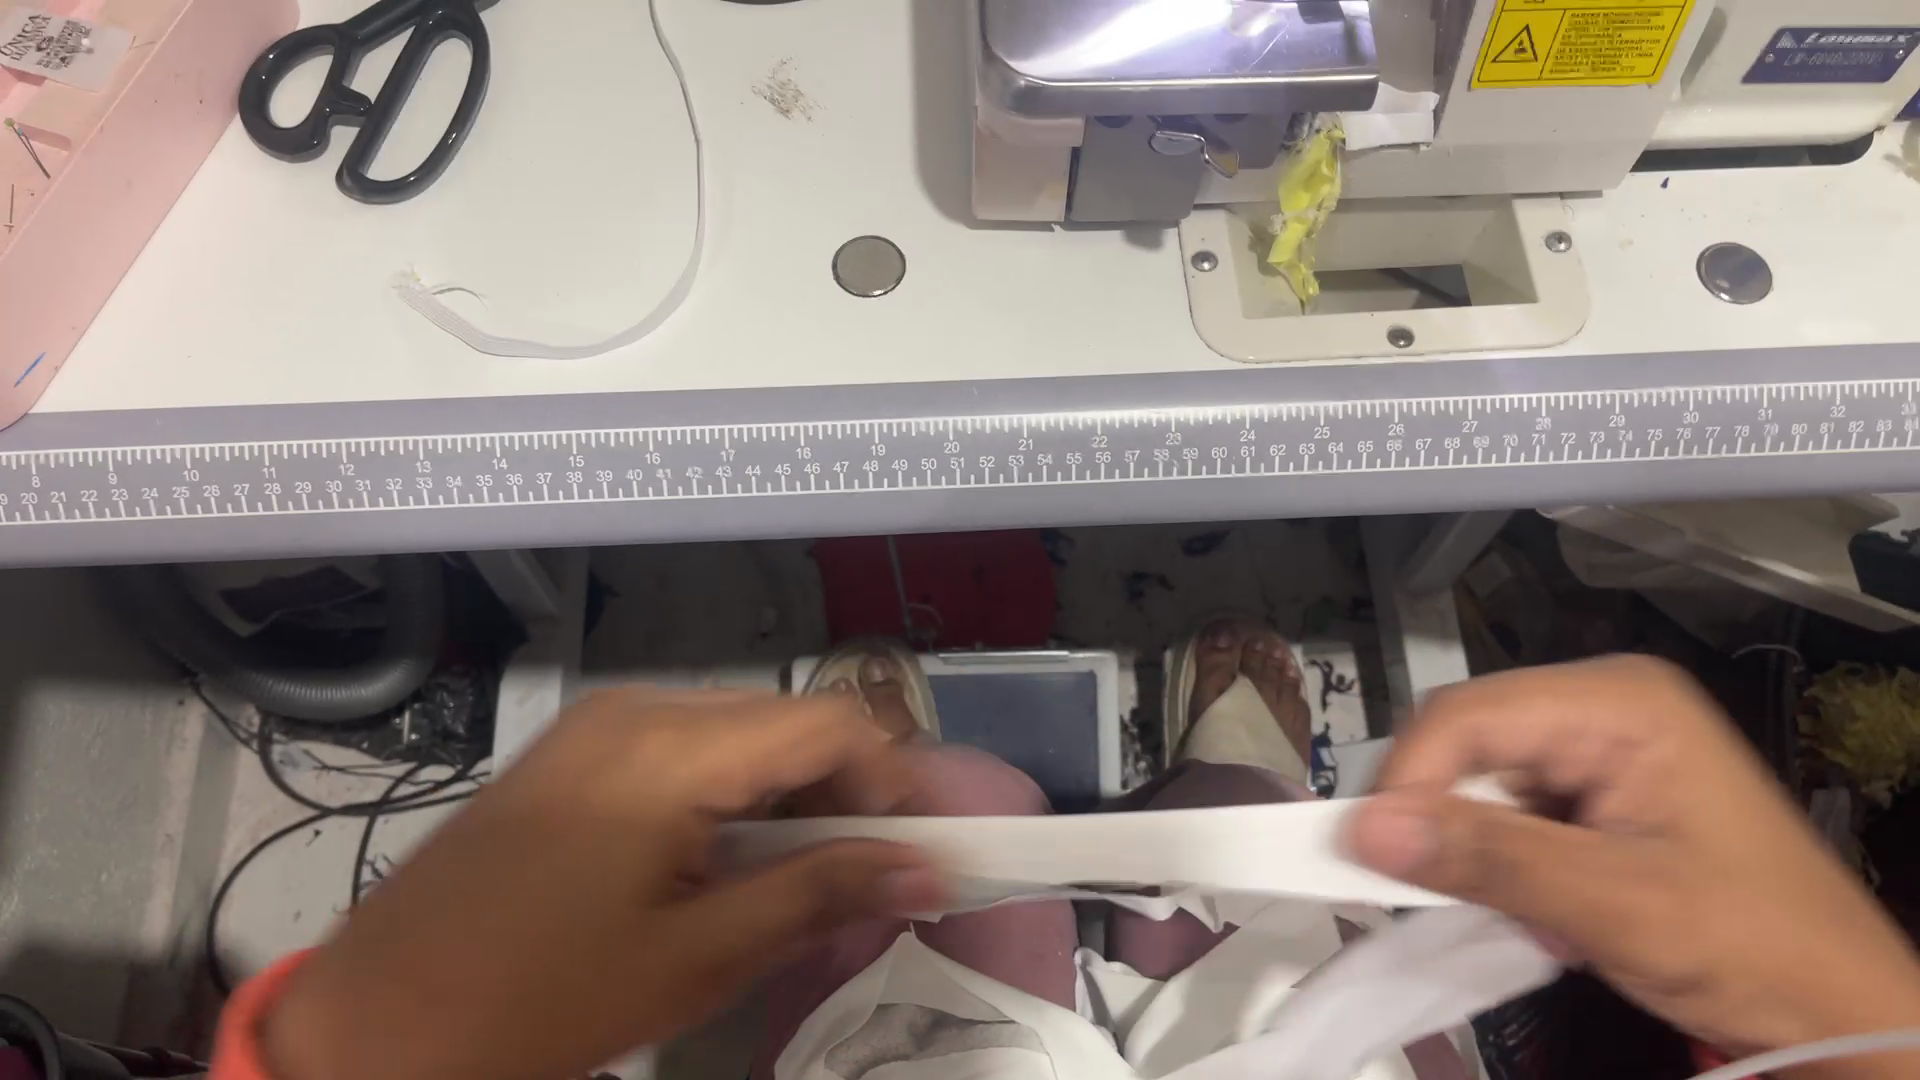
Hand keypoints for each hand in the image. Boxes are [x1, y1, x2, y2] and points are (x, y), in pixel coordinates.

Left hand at [262, 688, 946, 1079]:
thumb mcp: (695, 960)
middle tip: (864, 867)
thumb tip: (928, 871)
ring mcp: (608, 718)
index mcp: (670, 747)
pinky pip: (696, 742)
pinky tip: (730, 850)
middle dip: (843, 785)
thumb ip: (820, 895)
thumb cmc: (535, 1006)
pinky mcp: (587, 742)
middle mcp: (644, 706)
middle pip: (788, 719)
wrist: (363, 1030)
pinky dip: (738, 786)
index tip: (912, 844)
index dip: (888, 774)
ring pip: (747, 728)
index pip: (825, 721)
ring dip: (792, 788)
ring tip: (800, 868)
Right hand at [1347, 656, 1919, 1076]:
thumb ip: (1489, 861)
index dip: (1410, 778)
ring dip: (1466, 843)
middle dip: (1441, 816)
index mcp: (1615, 701)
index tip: (1376, 850)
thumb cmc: (1764, 952)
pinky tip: (1532, 899)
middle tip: (1443, 888)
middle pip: (1459, 740)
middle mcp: (1591, 704)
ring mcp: (1583, 741)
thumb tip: (1363, 831)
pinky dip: (1487, 854)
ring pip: (1463, 775)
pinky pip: (1488, 802)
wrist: (1851, 1021)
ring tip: (1517, 906)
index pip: (1464, 716)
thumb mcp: (1622, 907)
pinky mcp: (1576, 782)